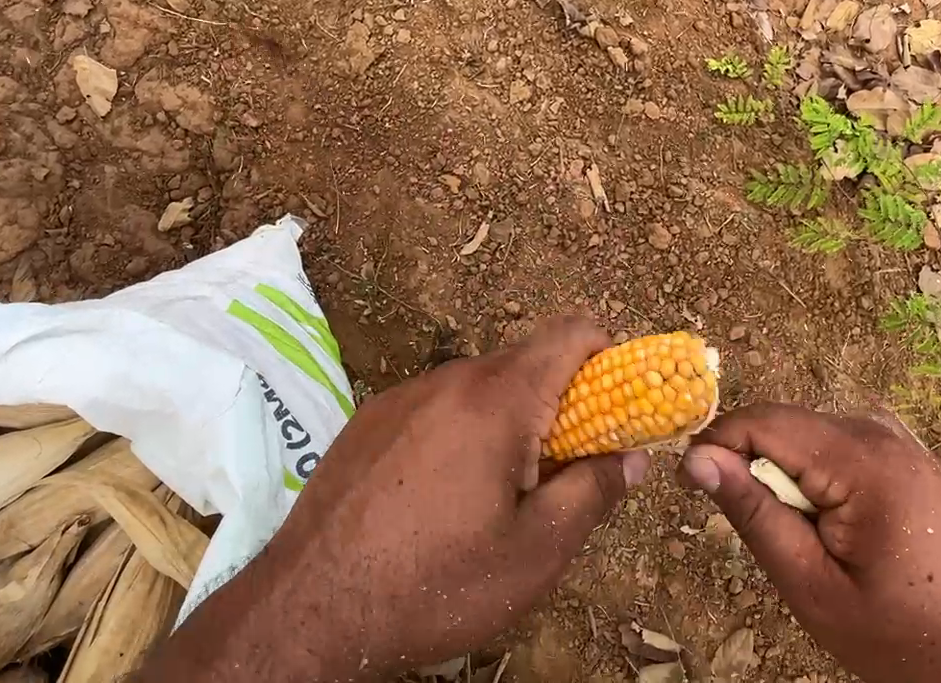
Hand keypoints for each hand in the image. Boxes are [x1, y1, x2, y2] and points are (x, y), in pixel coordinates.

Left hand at [146, 314, 645, 682]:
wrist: (306, 608)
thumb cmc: (435, 581)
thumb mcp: (534, 553)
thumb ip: (593, 492)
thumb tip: (634, 457)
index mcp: (500, 398)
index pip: (573, 333)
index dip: (608, 355)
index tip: (616, 404)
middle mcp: (452, 377)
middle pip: (528, 362)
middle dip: (559, 401)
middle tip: (559, 468)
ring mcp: (405, 393)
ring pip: (481, 386)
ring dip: (507, 420)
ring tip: (494, 492)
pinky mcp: (371, 416)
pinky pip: (437, 405)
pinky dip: (460, 430)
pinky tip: (438, 494)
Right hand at [681, 404, 940, 682]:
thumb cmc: (908, 636)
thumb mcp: (815, 587)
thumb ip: (753, 514)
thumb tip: (695, 458)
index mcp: (859, 457)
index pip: (760, 420)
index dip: (717, 447)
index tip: (693, 491)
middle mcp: (876, 428)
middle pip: (781, 426)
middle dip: (754, 469)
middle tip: (765, 538)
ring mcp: (892, 436)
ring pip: (802, 437)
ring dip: (785, 479)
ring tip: (806, 541)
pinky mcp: (900, 452)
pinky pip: (831, 448)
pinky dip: (814, 481)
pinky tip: (835, 530)